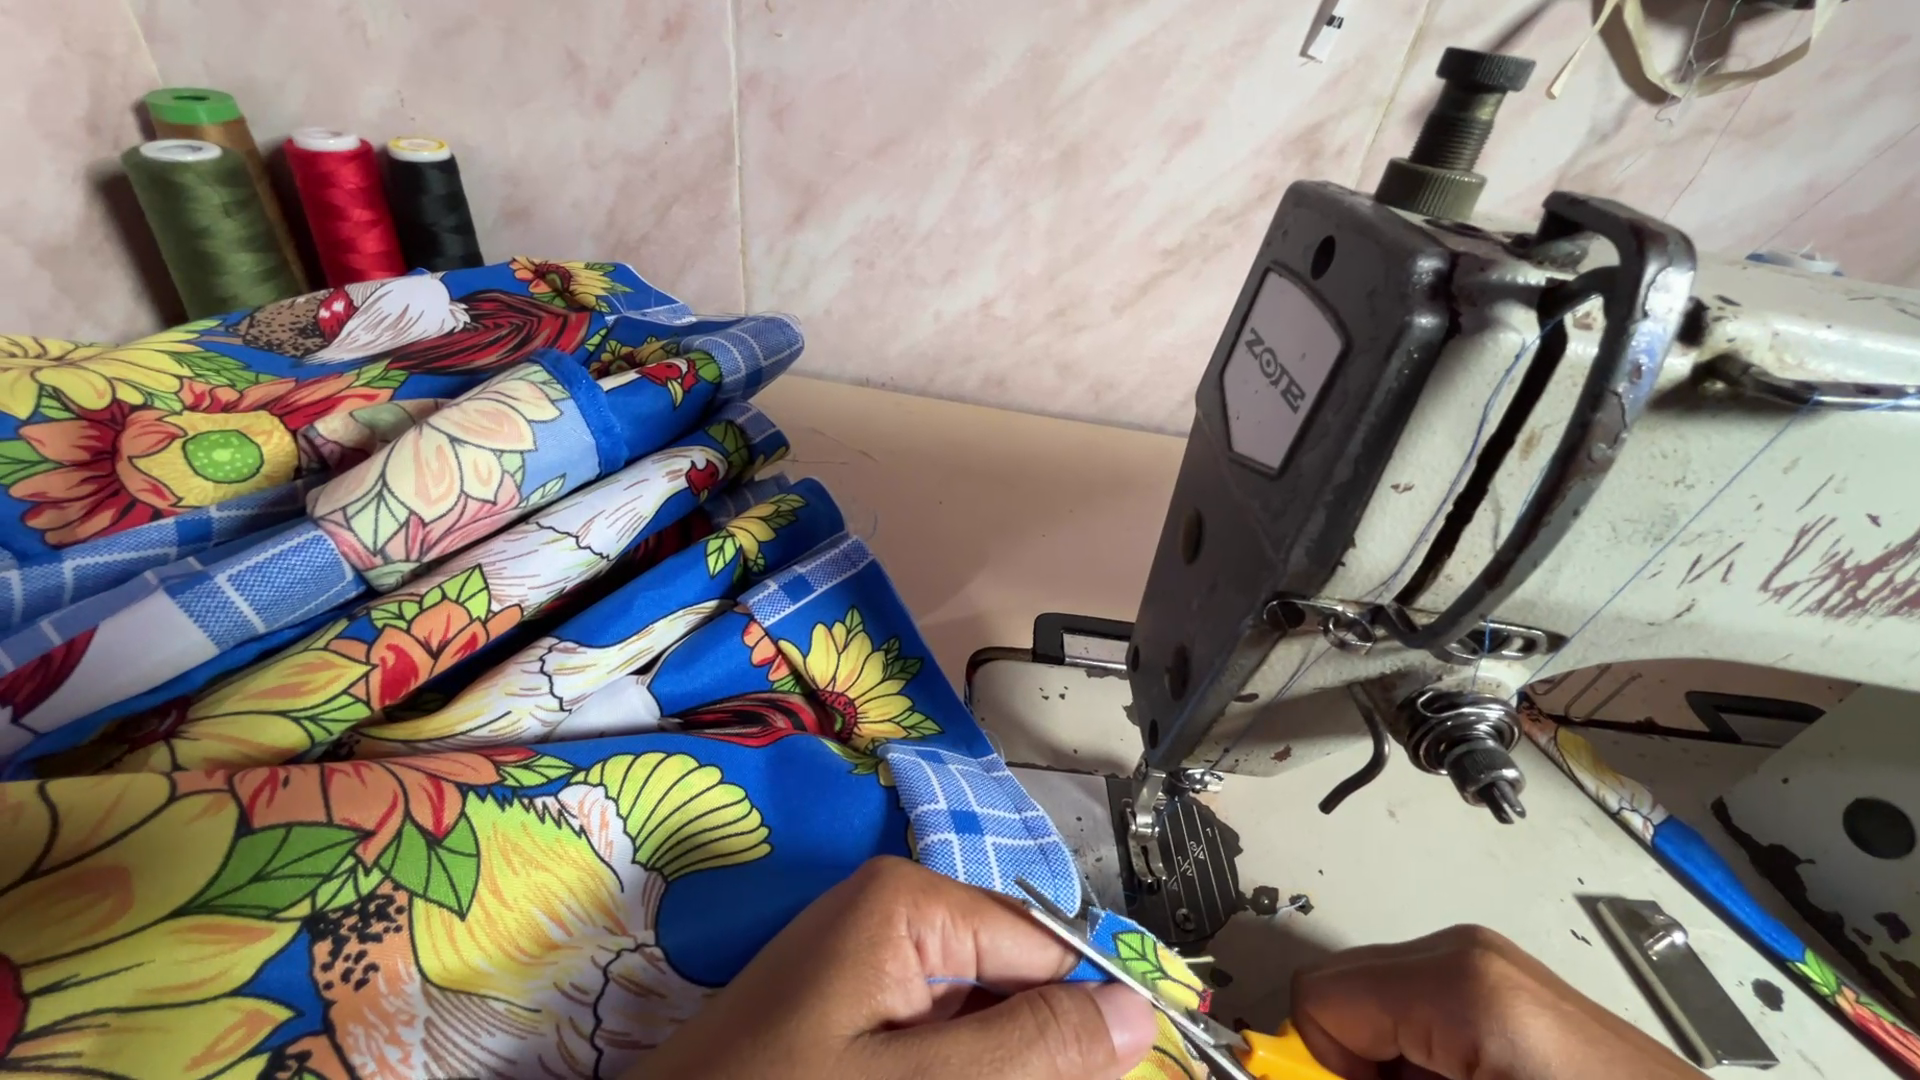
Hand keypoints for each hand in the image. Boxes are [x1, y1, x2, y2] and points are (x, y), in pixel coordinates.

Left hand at [643, 856, 1159, 1078]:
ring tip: (947, 1077)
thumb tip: (1133, 1013)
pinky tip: (940, 1078)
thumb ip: (1028, 1048)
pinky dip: (956, 1063)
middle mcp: (896, 910)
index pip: (1044, 947)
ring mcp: (873, 954)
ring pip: (978, 1012)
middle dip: (1032, 1049)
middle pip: (1012, 977)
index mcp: (911, 902)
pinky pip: (935, 1027)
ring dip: (995, 1062)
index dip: (1083, 1018)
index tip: (1112, 1076)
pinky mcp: (856, 997)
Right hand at [1291, 924, 1698, 1079]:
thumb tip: (1296, 1075)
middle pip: (1343, 988)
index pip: (1319, 997)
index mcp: (1457, 985)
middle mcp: (1463, 952)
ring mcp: (1488, 961)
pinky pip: (1417, 1001)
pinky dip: (1421, 1050)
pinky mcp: (1505, 980)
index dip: (1323, 1067)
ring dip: (1390, 1059)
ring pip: (1376, 995)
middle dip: (1356, 1061)